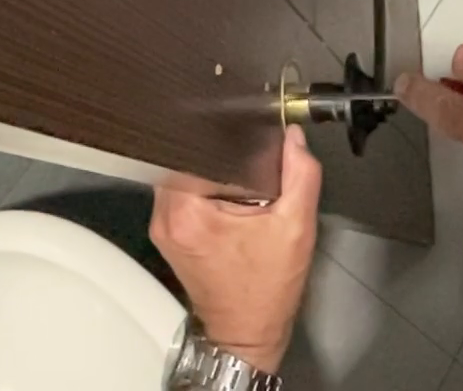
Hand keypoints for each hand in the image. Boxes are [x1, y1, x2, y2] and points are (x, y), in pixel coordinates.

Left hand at [149, 125, 321, 371]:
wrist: (248, 333)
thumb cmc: (267, 287)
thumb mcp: (296, 226)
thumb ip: (300, 174)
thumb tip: (293, 137)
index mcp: (188, 211)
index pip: (193, 147)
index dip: (219, 132)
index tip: (244, 128)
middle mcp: (165, 215)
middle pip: (185, 156)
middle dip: (217, 150)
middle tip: (249, 149)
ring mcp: (163, 225)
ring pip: (183, 171)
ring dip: (210, 167)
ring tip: (242, 170)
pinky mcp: (168, 232)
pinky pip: (182, 190)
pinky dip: (204, 184)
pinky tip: (230, 189)